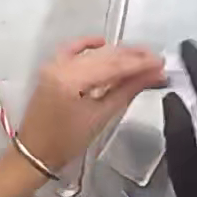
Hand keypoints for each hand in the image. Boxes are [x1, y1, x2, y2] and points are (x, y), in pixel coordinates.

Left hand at [16, 37, 165, 171]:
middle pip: (103, 57)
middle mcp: (61, 67)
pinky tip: (104, 43)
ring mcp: (53, 66)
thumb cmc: (67, 142)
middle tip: (156, 61)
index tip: (161, 63)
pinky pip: (71, 51)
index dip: (139, 63)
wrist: (35, 153)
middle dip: (131, 58)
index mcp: (71, 79)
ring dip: (116, 55)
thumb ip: (126, 91)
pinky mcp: (50, 70)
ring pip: (92, 54)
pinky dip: (87, 46)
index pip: (113, 66)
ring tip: (141, 57)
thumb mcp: (100, 117)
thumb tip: (153, 75)